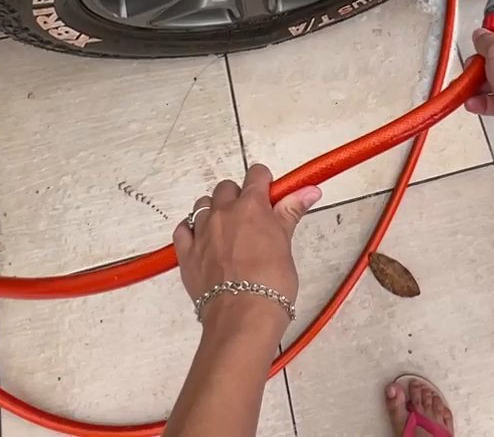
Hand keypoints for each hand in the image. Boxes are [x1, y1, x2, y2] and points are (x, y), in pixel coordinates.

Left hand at [173, 163, 320, 335]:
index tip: (269, 196)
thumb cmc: (272, 283)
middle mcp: (224, 212)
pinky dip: (191, 230)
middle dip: (238, 198)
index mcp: (251, 206)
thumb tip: (310, 190)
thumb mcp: (286, 243)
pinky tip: (202, 241)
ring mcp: (202, 231)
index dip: (263, 183)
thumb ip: (291, 211)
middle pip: (227, 188)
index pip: (256, 174)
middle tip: (250, 220)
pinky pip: (183, 229)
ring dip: (214, 211)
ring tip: (226, 232)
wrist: (243, 318)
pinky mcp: (186, 253)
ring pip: (203, 204)